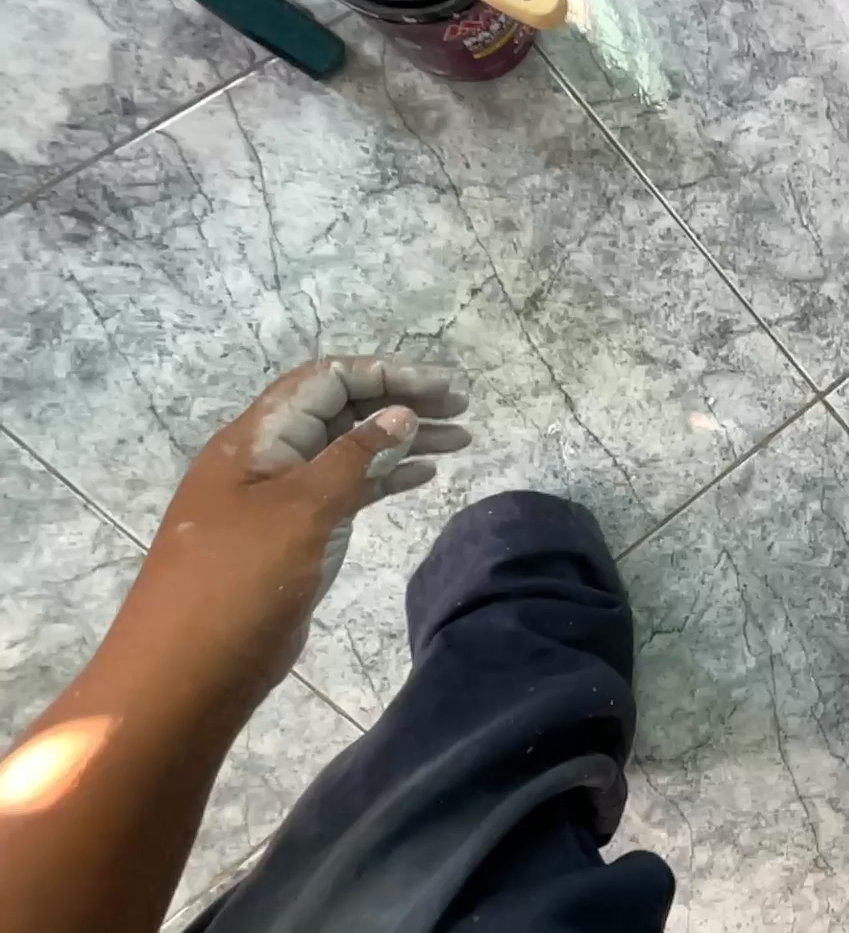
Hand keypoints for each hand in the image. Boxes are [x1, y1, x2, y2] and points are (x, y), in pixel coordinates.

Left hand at [117, 357, 470, 696]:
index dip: (385, 374)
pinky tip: (427, 474)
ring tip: (462, 438)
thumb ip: (356, 455)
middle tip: (461, 405)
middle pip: (344, 409)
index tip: (441, 386)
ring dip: (407, 437)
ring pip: (355, 446)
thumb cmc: (241, 579)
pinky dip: (392, 473)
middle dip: (402, 400)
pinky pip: (354, 484)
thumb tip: (401, 414)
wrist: (192, 667)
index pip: (326, 382)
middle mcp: (272, 458)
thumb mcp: (304, 508)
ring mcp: (286, 494)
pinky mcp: (302, 527)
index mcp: (258, 441)